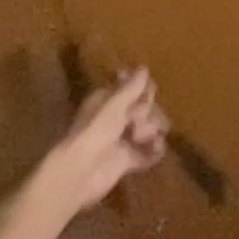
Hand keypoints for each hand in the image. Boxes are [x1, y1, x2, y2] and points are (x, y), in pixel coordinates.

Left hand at [42, 67, 170, 213]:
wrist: (83, 170)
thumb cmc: (95, 130)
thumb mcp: (114, 104)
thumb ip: (131, 87)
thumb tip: (144, 68)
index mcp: (109, 100)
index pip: (134, 88)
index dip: (143, 92)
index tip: (140, 97)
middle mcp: (118, 117)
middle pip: (147, 108)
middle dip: (147, 113)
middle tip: (134, 122)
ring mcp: (124, 139)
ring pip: (151, 128)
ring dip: (151, 131)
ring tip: (138, 139)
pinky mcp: (129, 160)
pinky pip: (152, 151)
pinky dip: (155, 150)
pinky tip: (153, 150)